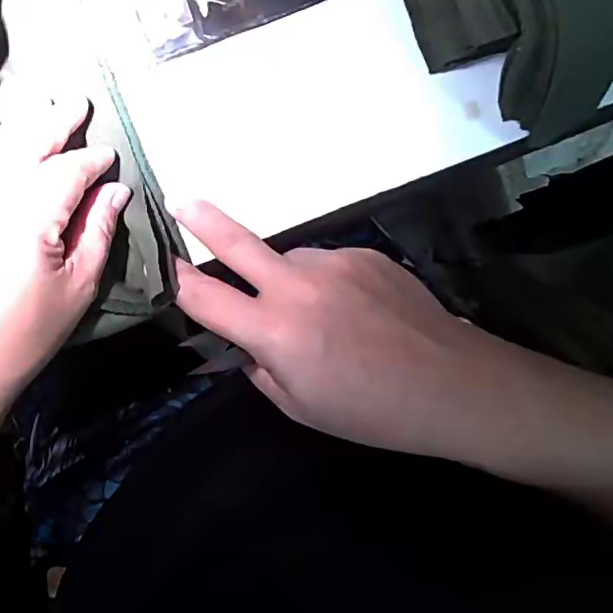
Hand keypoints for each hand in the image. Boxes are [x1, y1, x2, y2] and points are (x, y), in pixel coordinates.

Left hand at [0, 96, 130, 408]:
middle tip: (78, 103)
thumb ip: (97, 230)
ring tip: (40, 102)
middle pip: (28, 144)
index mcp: (31, 218)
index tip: (109, 156)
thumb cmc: (25, 333)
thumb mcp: (78, 286)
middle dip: (56, 121)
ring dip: (19, 122)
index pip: (68, 171)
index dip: (92, 161)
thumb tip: (115, 190)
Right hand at [171, 200, 525, 461]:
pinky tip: (356, 310)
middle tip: (180, 201)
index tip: (160, 262)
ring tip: (325, 318)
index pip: (206, 298)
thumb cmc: (371, 411)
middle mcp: (298, 286)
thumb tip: (242, 344)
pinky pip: (329, 264)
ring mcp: (334, 262)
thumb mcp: (301, 406)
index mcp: (276, 331)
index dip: (176, 279)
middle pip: (238, 242)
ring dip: (289, 281)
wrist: (452, 383)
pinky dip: (327, 283)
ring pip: (291, 261)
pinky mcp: (364, 253)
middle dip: (203, 220)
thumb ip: (260, 368)